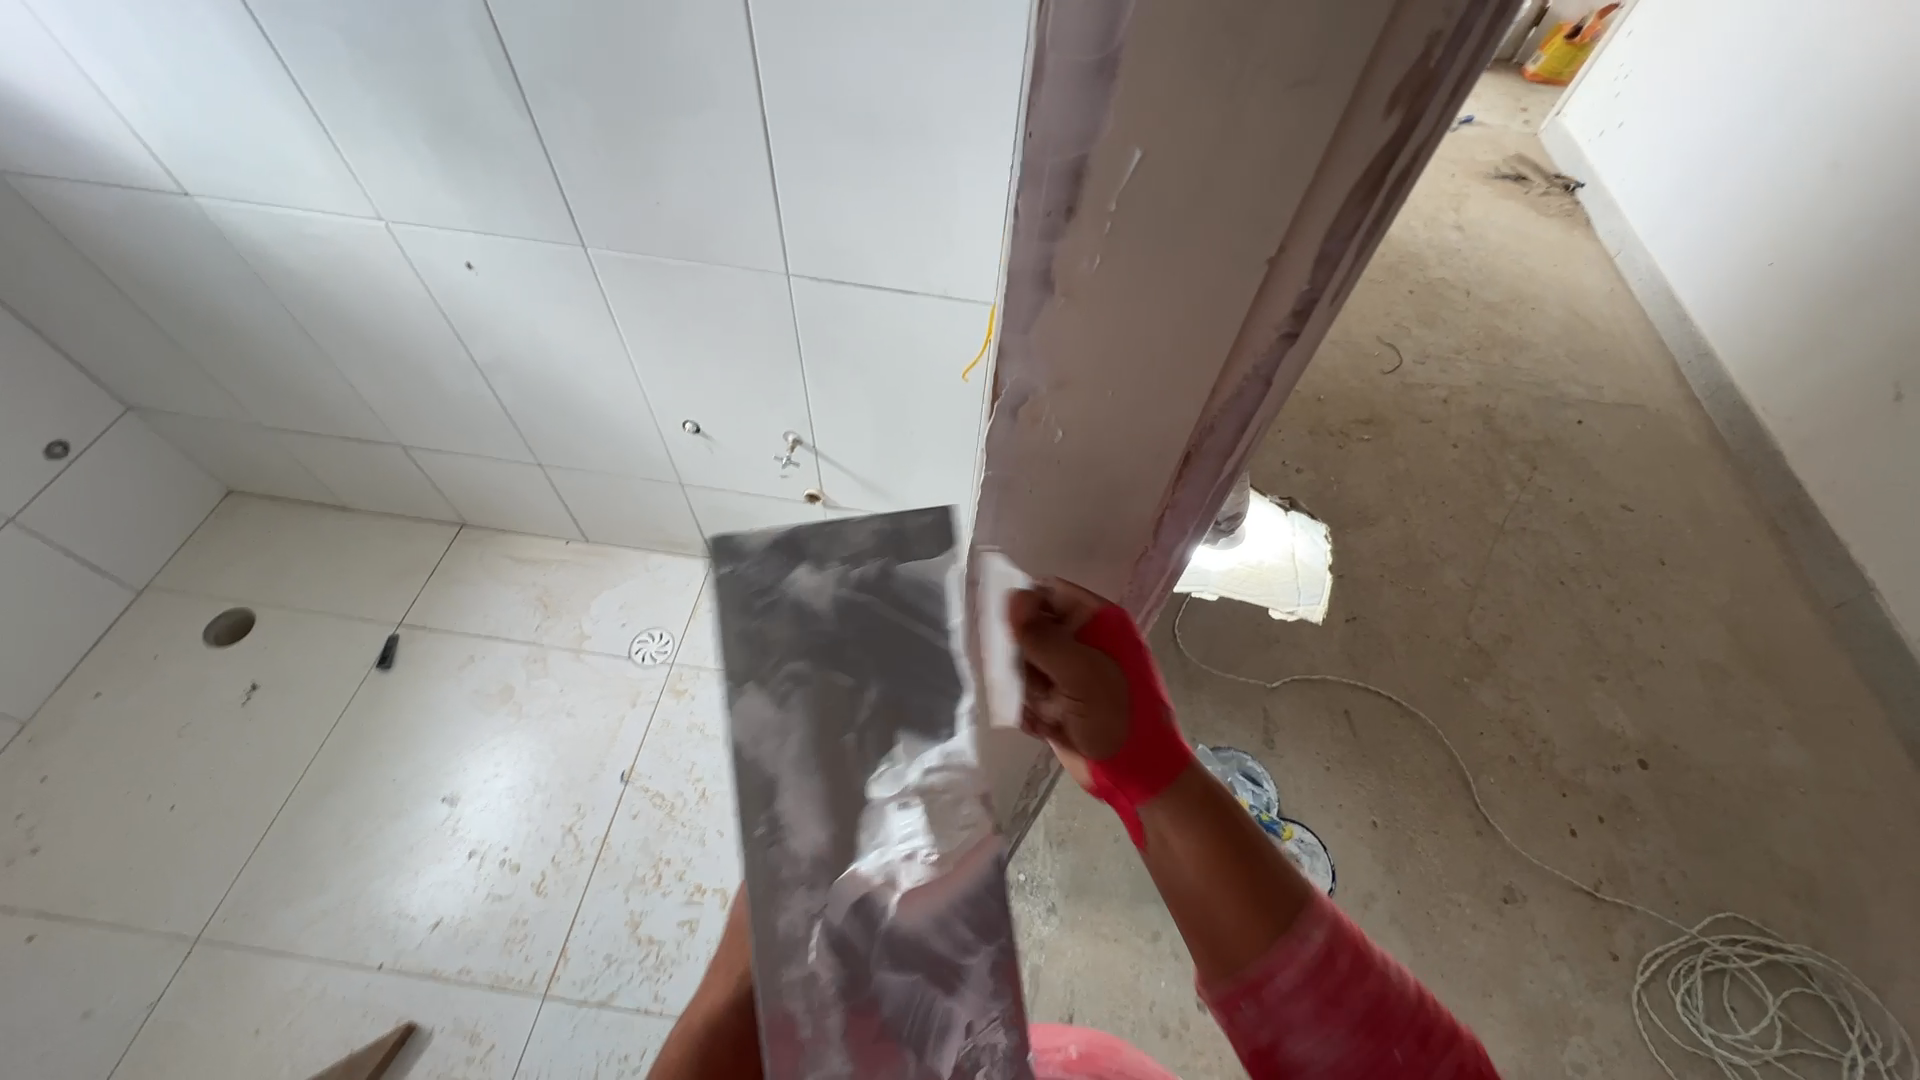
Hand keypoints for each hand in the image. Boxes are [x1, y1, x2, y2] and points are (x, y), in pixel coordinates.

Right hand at [1006, 578, 1133, 790]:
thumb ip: (1042, 636)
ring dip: (1026, 690)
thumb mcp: (1079, 673)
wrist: (1138, 775)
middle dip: (1021, 657)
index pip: (1047, 593)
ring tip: (1047, 709)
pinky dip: (1030, 712)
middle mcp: (1080, 641)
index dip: (1022, 606)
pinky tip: (1046, 726)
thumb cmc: (1118, 716)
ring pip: (1022, 665)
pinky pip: (1026, 696)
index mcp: (1096, 621)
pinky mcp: (1057, 702)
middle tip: (1029, 679)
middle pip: (1028, 630)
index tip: (1000, 628)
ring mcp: (1067, 673)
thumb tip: (1012, 597)